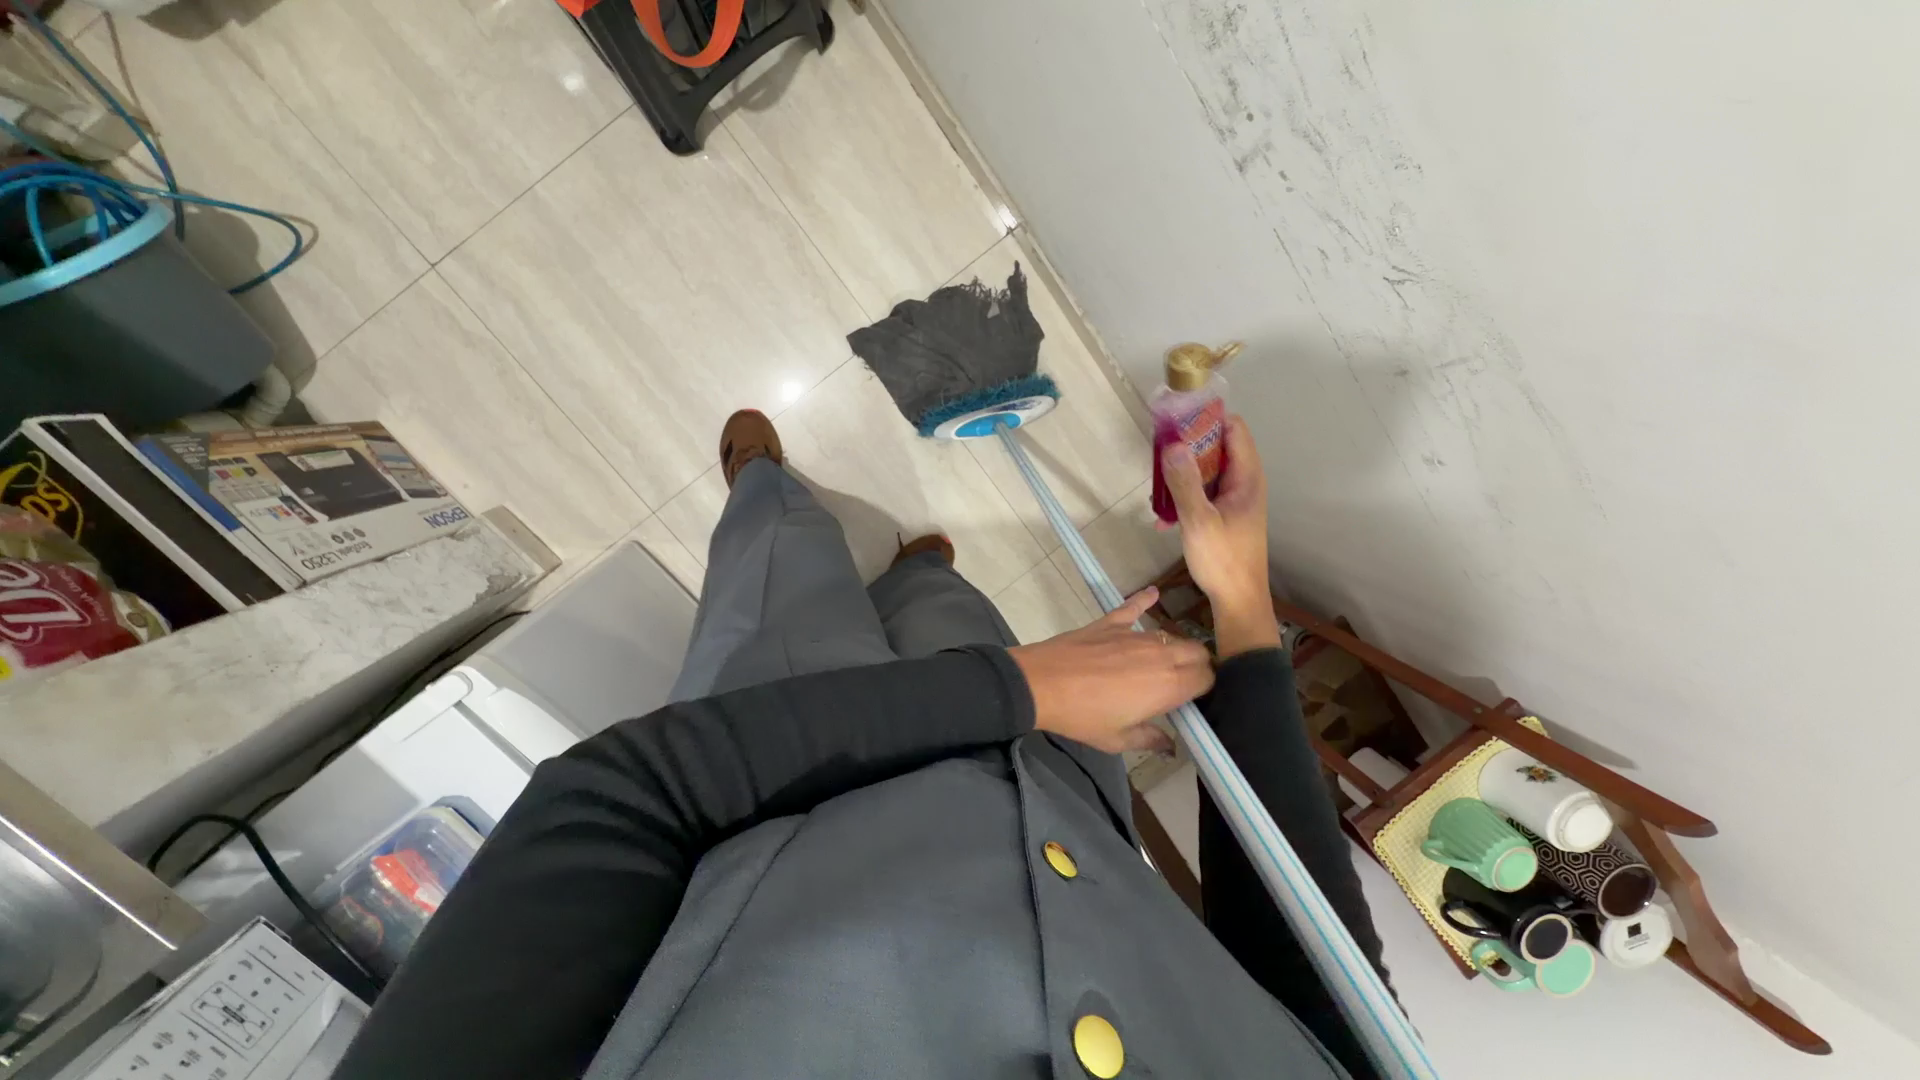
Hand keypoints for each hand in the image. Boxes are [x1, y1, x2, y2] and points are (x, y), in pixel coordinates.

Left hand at [1008, 588, 1213, 752]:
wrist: (1041, 684)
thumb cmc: (1082, 716)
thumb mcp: (1117, 739)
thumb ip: (1150, 739)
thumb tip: (1170, 746)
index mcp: (1168, 686)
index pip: (1206, 678)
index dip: (1206, 687)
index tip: (1196, 698)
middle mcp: (1160, 655)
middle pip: (1197, 652)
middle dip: (1198, 665)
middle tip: (1184, 681)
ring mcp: (1135, 635)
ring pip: (1170, 635)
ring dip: (1174, 646)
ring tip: (1166, 660)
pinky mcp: (1111, 622)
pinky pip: (1134, 606)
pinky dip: (1144, 600)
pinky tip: (1153, 593)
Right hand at [1161, 414, 1281, 656]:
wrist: (1238, 601)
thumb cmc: (1223, 560)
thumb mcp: (1199, 520)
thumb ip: (1185, 483)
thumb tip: (1173, 445)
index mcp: (1247, 478)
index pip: (1234, 429)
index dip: (1208, 419)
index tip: (1178, 419)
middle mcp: (1244, 484)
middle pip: (1218, 448)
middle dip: (1188, 447)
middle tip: (1159, 451)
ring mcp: (1235, 501)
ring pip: (1207, 472)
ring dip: (1182, 476)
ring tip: (1156, 487)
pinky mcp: (1225, 516)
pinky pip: (1203, 494)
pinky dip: (1185, 498)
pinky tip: (1163, 517)